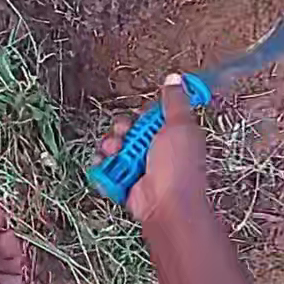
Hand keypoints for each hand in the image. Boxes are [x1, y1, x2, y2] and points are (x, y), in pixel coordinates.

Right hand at [97, 73, 211, 225]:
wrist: (168, 205)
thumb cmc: (178, 166)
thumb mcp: (179, 125)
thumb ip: (175, 101)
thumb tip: (176, 78)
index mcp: (171, 135)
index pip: (148, 118)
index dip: (140, 116)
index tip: (139, 118)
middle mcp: (155, 151)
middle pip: (127, 132)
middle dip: (120, 131)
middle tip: (122, 135)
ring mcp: (140, 168)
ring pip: (114, 149)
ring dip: (109, 148)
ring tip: (113, 153)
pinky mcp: (126, 184)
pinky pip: (107, 171)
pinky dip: (103, 169)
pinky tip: (104, 166)